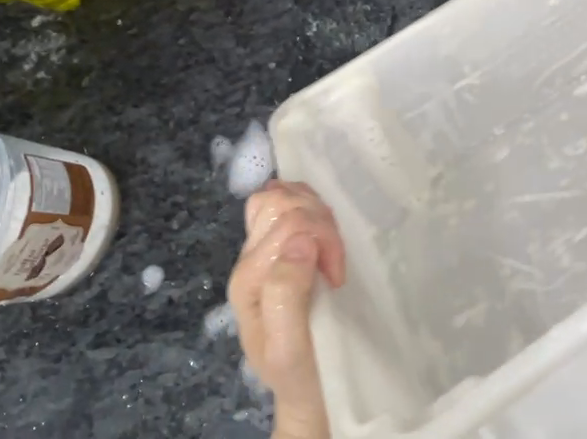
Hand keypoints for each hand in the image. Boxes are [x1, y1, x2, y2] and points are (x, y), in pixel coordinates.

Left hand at [229, 181, 346, 438]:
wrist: (309, 390)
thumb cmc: (304, 372)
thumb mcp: (291, 347)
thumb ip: (287, 295)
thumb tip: (301, 242)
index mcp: (248, 280)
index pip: (289, 223)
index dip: (324, 239)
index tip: (338, 277)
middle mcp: (249, 259)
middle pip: (282, 202)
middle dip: (320, 222)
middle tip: (336, 262)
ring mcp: (262, 249)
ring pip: (284, 196)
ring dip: (318, 214)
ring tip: (331, 250)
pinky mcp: (279, 246)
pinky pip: (289, 204)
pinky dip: (312, 208)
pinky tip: (324, 234)